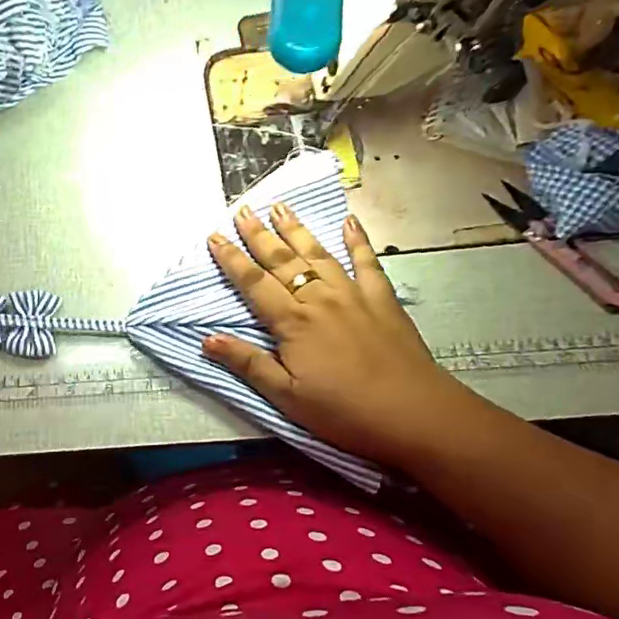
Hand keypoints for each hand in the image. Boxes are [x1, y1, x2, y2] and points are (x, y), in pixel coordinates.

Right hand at [202, 205, 481, 468]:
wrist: (411, 411)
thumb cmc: (343, 410)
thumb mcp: (286, 396)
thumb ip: (248, 363)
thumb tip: (207, 339)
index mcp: (293, 323)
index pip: (253, 284)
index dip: (232, 259)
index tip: (214, 236)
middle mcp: (319, 299)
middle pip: (283, 261)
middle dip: (259, 234)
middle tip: (243, 209)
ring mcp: (353, 295)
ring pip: (318, 254)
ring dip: (297, 229)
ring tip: (281, 206)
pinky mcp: (382, 299)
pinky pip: (366, 262)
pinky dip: (357, 240)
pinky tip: (349, 221)